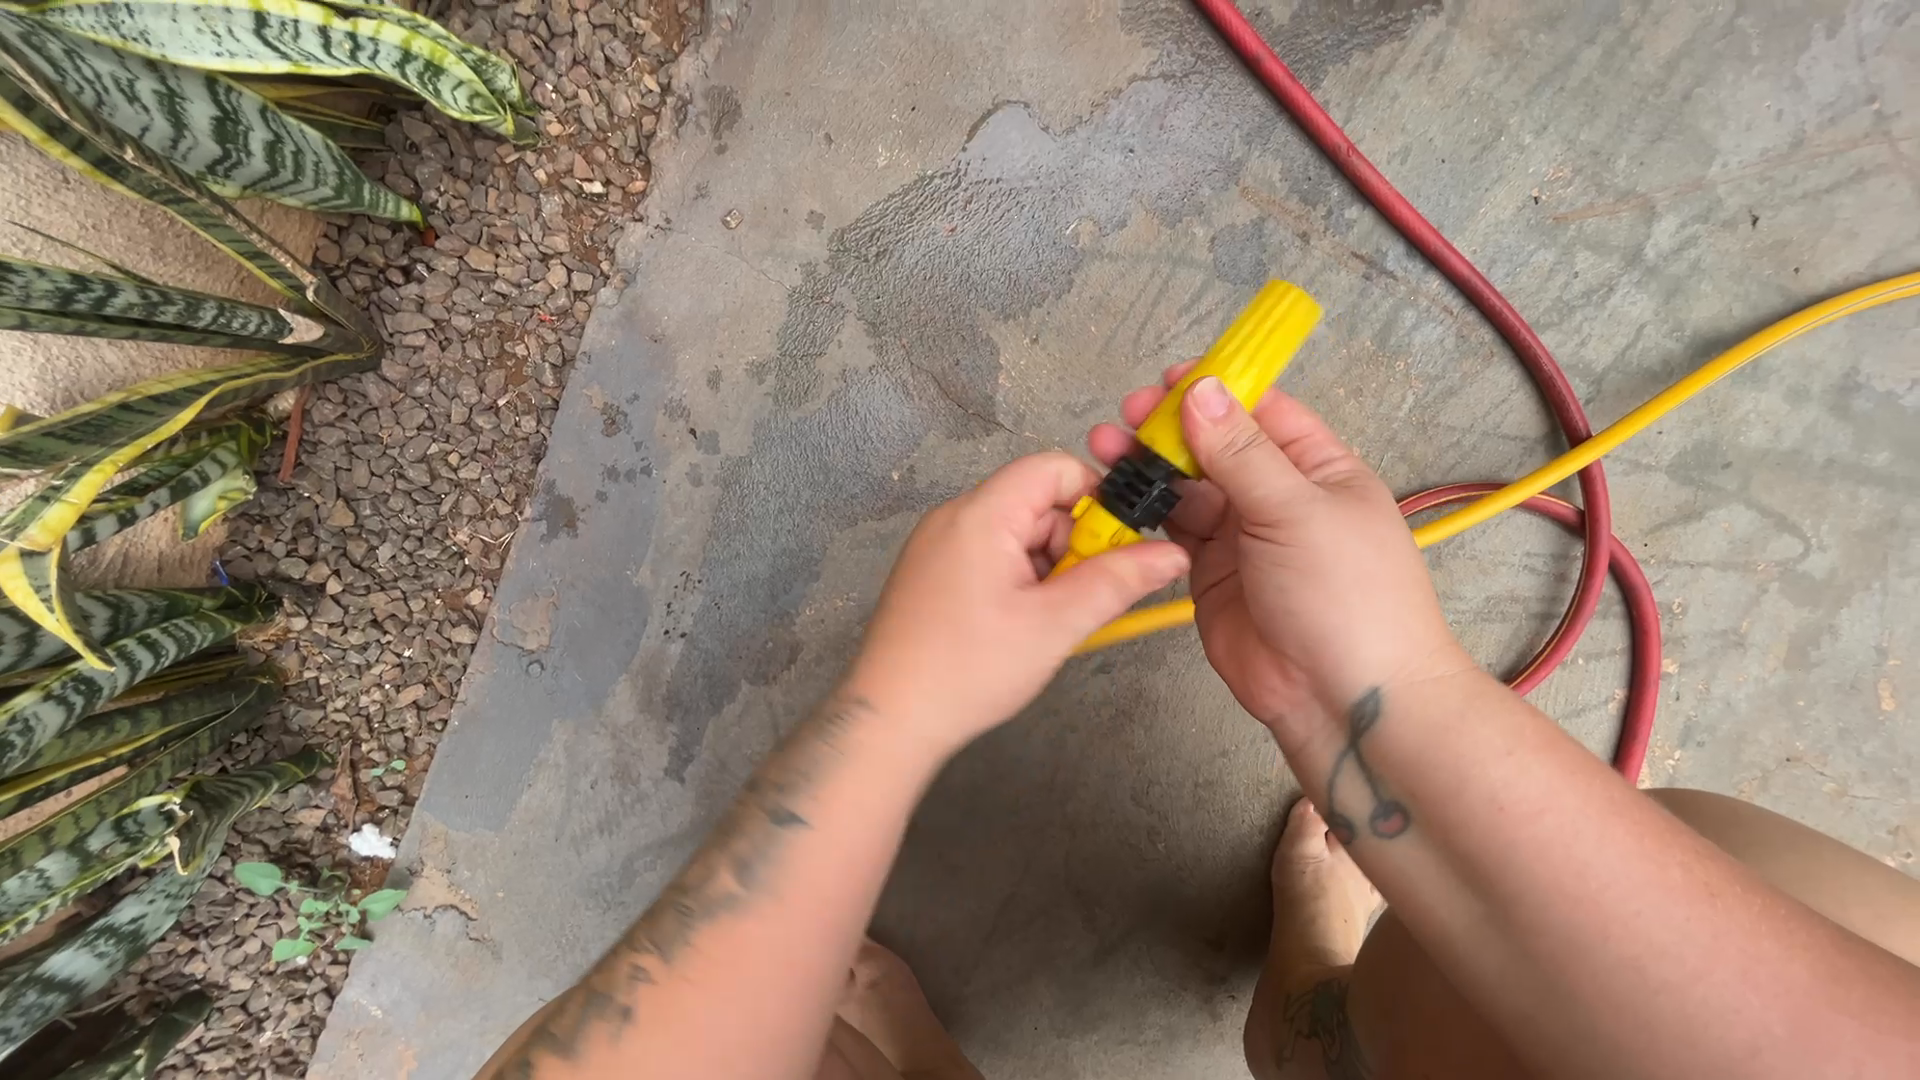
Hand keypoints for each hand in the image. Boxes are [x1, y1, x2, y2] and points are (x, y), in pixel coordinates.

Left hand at [847, 452, 1188, 756]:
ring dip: (1046, 568)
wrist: (889, 718)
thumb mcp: (1055, 625)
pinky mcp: (931, 572)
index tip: (1116, 545)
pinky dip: (1018, 580)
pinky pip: (990, 555)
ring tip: (1045, 621)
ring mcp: (938, 545)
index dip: (1095, 497)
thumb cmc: (968, 669)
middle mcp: (954, 517)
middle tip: (1079, 599)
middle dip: (1071, 544)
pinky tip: (1018, 624)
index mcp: (981, 514)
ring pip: (1016, 534)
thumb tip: (1171, 554)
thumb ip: (1117, 581)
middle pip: (1035, 503)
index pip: (1053, 468)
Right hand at [1088, 364, 1472, 741]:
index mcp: (1316, 468)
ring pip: (1186, 487)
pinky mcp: (1206, 570)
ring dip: (1149, 467)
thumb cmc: (1344, 594)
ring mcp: (1239, 534)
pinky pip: (1172, 529)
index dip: (1215, 391)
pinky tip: (1118, 494)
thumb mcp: (1296, 511)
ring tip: (1106, 448)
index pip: (1261, 411)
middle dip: (1169, 428)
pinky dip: (1145, 511)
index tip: (1166, 379)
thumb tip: (1200, 390)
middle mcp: (1275, 495)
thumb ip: (1241, 452)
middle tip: (1125, 416)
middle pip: (1214, 446)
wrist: (1339, 696)